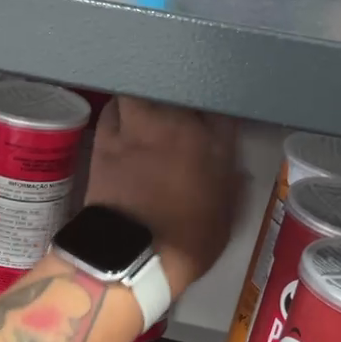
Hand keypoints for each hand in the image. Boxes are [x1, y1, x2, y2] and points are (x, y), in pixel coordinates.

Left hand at [83, 96, 238, 296]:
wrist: (135, 256)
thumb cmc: (188, 243)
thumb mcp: (226, 217)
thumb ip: (231, 185)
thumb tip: (234, 170)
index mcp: (214, 144)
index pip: (220, 107)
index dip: (215, 108)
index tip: (212, 115)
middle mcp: (177, 126)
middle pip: (178, 85)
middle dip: (177, 90)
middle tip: (175, 104)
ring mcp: (138, 129)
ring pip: (141, 89)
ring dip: (144, 95)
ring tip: (146, 107)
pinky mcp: (105, 141)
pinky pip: (112, 111)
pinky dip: (118, 112)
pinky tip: (121, 120)